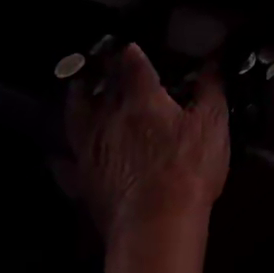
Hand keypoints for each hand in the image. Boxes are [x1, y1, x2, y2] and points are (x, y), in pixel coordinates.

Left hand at [58, 43, 228, 245]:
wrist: (155, 227)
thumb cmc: (188, 168)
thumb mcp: (212, 123)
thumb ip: (211, 88)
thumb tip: (213, 60)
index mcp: (141, 98)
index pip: (132, 63)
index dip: (132, 51)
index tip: (132, 45)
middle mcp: (109, 116)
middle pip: (101, 84)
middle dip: (105, 69)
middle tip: (105, 59)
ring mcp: (91, 149)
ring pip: (76, 116)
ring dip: (77, 99)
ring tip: (78, 89)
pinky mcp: (82, 180)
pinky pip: (65, 162)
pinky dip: (63, 154)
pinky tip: (60, 154)